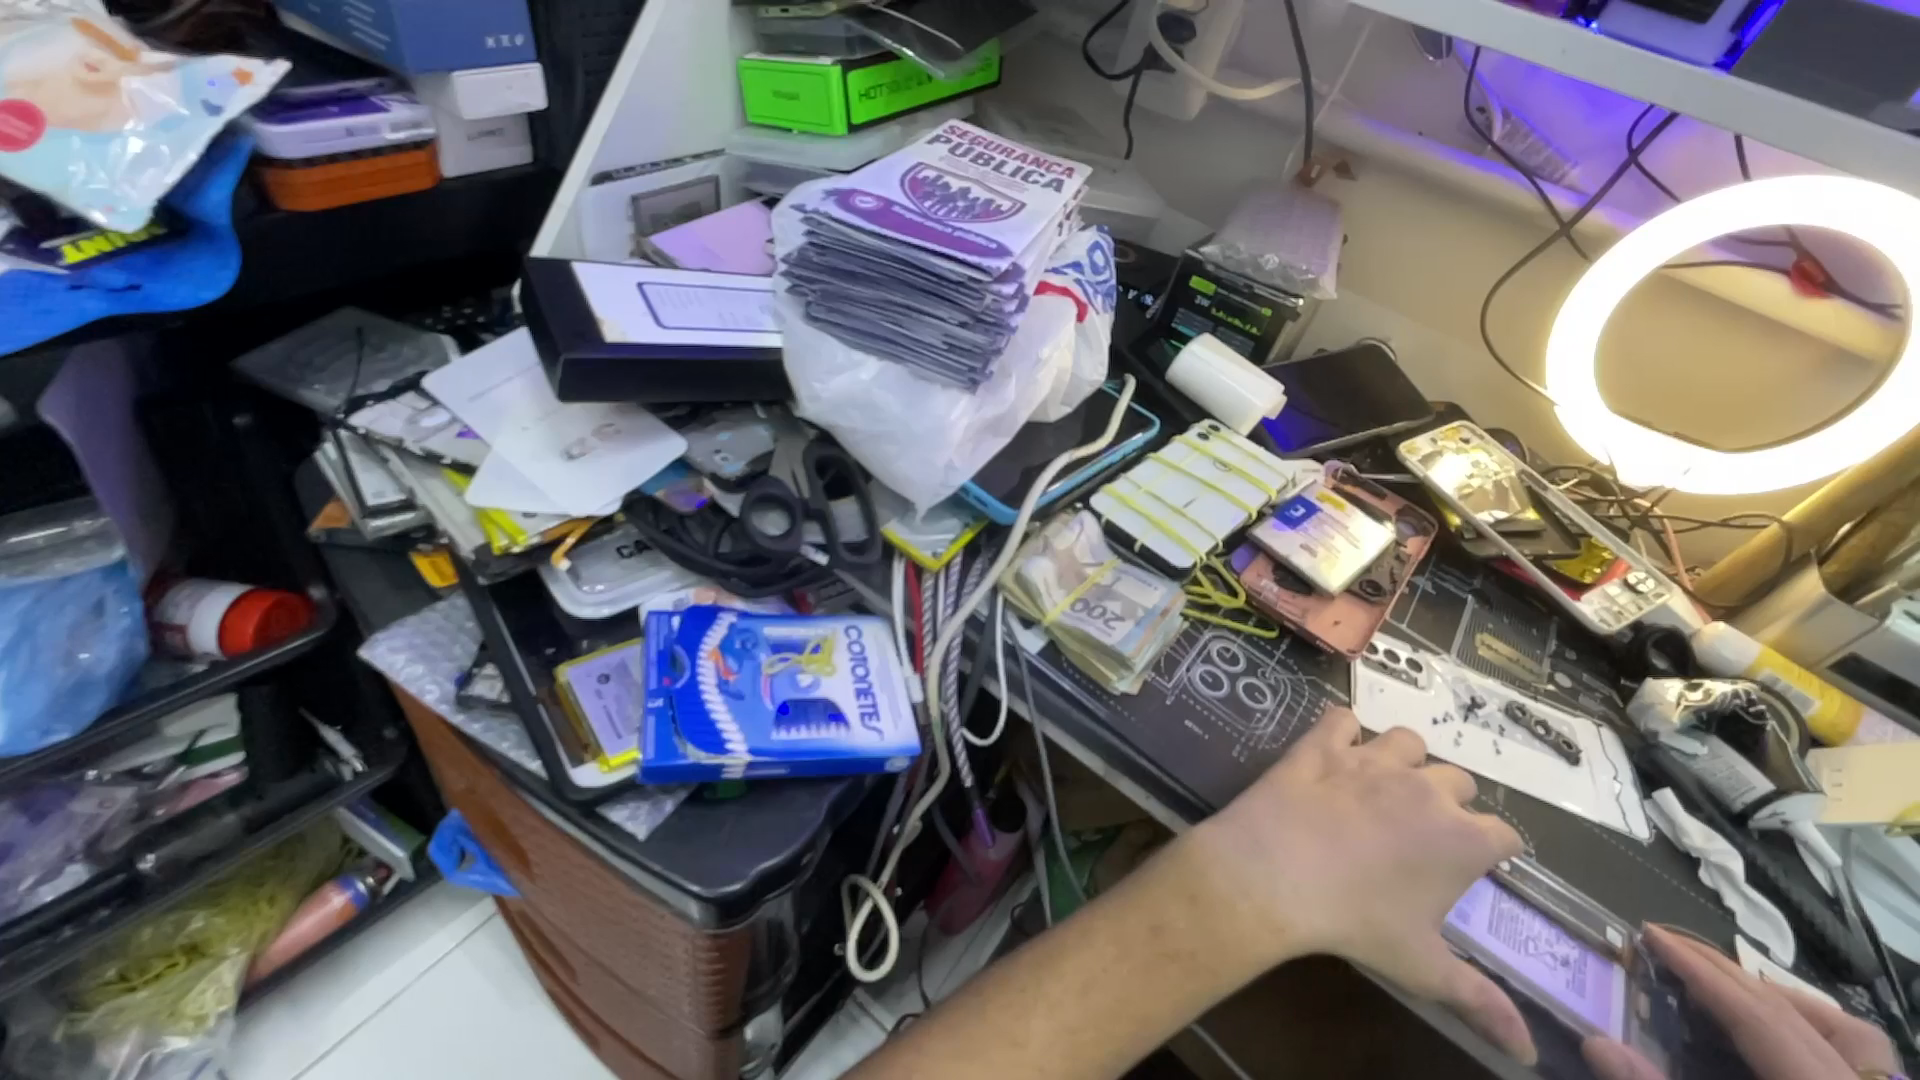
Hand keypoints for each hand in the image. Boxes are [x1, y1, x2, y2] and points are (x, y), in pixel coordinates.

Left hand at [1187, 707, 1533, 1064]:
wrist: (1275, 874)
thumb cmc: (1355, 922)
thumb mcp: (1420, 968)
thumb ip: (1480, 1002)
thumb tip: (1529, 1053)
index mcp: (1462, 839)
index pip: (1505, 834)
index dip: (1493, 848)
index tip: (1478, 861)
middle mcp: (1426, 790)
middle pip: (1459, 780)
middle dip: (1450, 800)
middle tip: (1423, 826)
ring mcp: (1371, 760)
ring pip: (1407, 741)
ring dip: (1403, 758)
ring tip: (1385, 781)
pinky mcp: (1321, 745)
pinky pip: (1340, 719)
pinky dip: (1340, 729)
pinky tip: (1333, 746)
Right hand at [1583, 926, 1900, 1079]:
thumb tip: (1597, 1043)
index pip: (1757, 1015)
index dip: (1699, 971)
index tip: (1649, 933)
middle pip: (1793, 1015)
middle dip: (1723, 972)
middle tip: (1664, 947)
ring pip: (1848, 1032)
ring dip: (1779, 997)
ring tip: (1724, 984)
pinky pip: (1867, 1056)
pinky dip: (1821, 1028)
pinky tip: (1785, 1030)